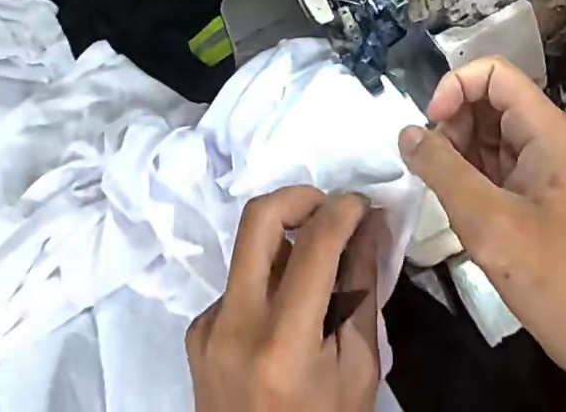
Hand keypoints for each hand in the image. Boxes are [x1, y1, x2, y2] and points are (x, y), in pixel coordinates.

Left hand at [187, 187, 383, 411]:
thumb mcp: (359, 370)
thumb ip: (361, 289)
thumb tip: (370, 223)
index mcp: (282, 345)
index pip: (314, 245)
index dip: (343, 210)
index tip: (363, 201)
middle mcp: (234, 324)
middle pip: (257, 218)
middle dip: (298, 196)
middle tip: (330, 207)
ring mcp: (207, 325)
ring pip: (246, 245)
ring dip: (285, 236)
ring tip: (317, 261)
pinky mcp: (196, 329)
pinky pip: (239, 281)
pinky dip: (269, 277)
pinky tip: (287, 310)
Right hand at [398, 57, 565, 411]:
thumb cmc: (561, 280)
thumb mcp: (490, 223)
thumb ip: (442, 170)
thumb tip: (406, 132)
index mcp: (544, 130)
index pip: (492, 73)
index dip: (455, 86)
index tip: (430, 124)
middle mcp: (543, 139)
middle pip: (485, 101)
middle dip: (450, 122)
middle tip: (433, 167)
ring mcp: (540, 170)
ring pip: (484, 135)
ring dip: (455, 153)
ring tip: (443, 192)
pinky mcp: (534, 199)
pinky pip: (491, 168)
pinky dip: (467, 177)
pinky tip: (458, 208)